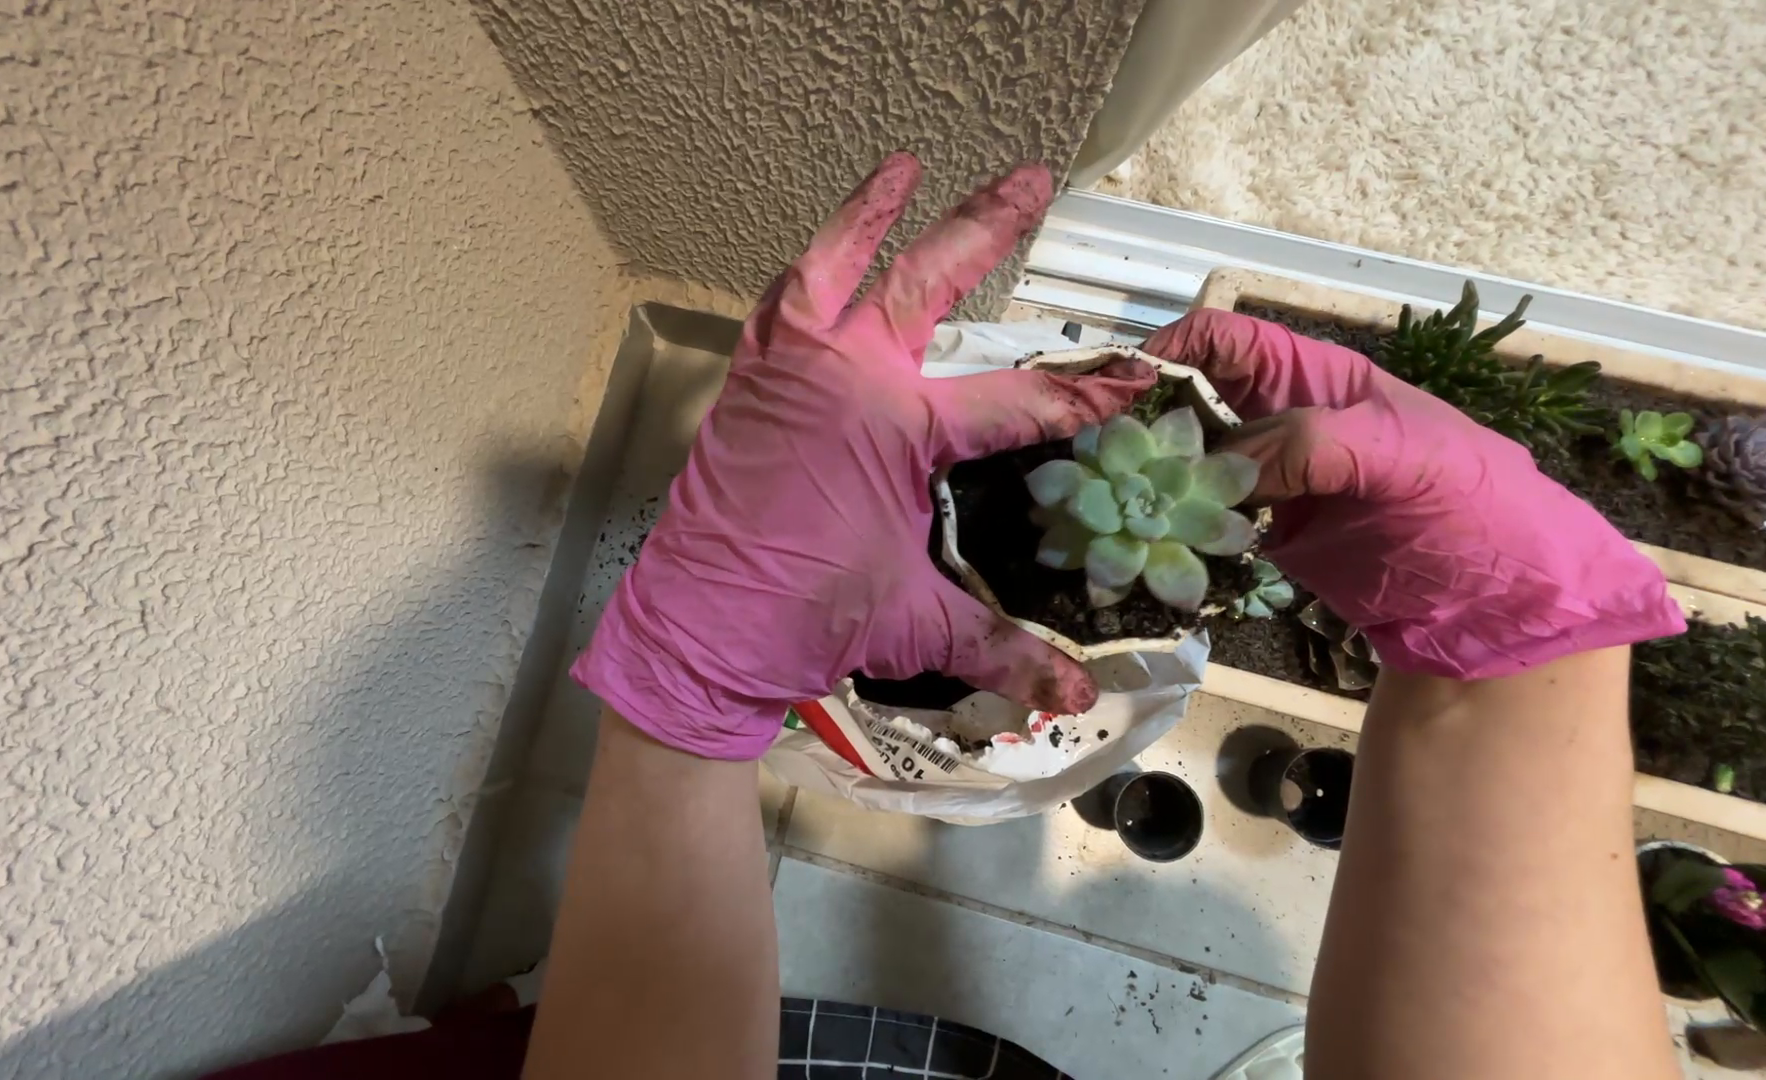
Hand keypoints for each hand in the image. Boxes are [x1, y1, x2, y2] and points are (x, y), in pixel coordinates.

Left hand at [573, 153, 1156, 758]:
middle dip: (985, 228)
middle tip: (1031, 179)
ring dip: (869, 214)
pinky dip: (803, 275)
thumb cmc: (808, 617)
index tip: (1132, 378)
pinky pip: (778, 309)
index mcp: (899, 428)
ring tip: (903, 168)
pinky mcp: (748, 386)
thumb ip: (1001, 648)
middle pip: (926, 283)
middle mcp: (846, 378)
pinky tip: (816, 260)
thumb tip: (1079, 699)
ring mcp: (788, 372)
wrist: (702, 629)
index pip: (1015, 403)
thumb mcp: (914, 626)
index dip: (1081, 395)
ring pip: (830, 267)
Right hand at [1144, 309, 1683, 677]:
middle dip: (1135, 416)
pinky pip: (1186, 511)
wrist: (1482, 605)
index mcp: (1307, 377)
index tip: (1122, 390)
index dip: (1167, 349)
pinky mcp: (1243, 526)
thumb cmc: (1468, 512)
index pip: (1220, 338)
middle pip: (1180, 398)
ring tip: (1107, 499)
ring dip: (1139, 473)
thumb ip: (1315, 443)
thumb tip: (1217, 469)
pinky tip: (1136, 535)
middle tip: (1097, 455)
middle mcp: (1268, 419)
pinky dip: (1158, 520)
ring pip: (1174, 458)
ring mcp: (1253, 476)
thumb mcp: (1408, 457)